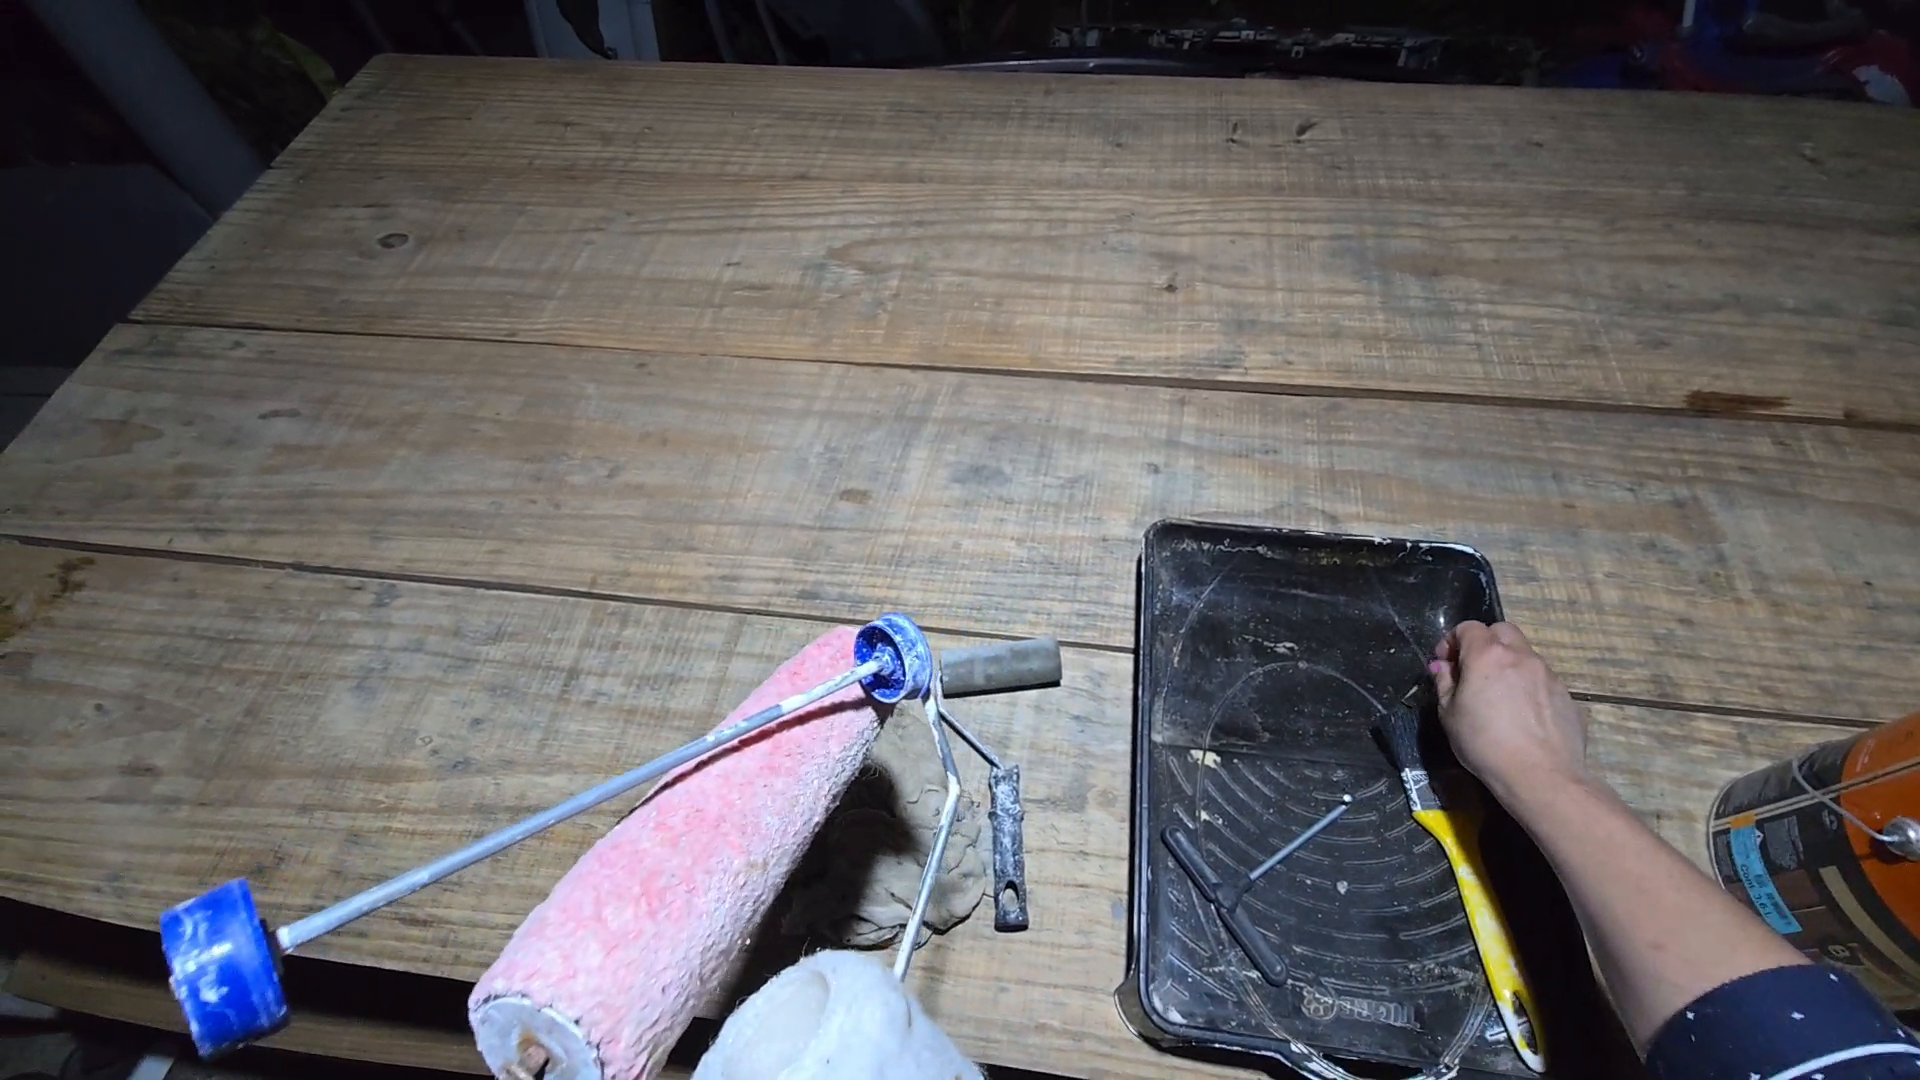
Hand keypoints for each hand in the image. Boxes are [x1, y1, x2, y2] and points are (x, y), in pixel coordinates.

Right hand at [1429, 621, 1589, 804]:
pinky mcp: (1568, 697)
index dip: (1453, 641)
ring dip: (1508, 665)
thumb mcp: (1449, 713)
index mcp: (1488, 656)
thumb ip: (1444, 683)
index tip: (1446, 664)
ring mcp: (1549, 676)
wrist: (1541, 776)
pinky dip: (1528, 687)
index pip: (1468, 627)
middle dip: (1485, 642)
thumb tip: (1443, 668)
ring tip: (1498, 696)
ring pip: (1525, 656)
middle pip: (1503, 631)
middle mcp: (1521, 658)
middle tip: (1473, 669)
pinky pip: (1542, 681)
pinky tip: (1522, 715)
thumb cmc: (1484, 742)